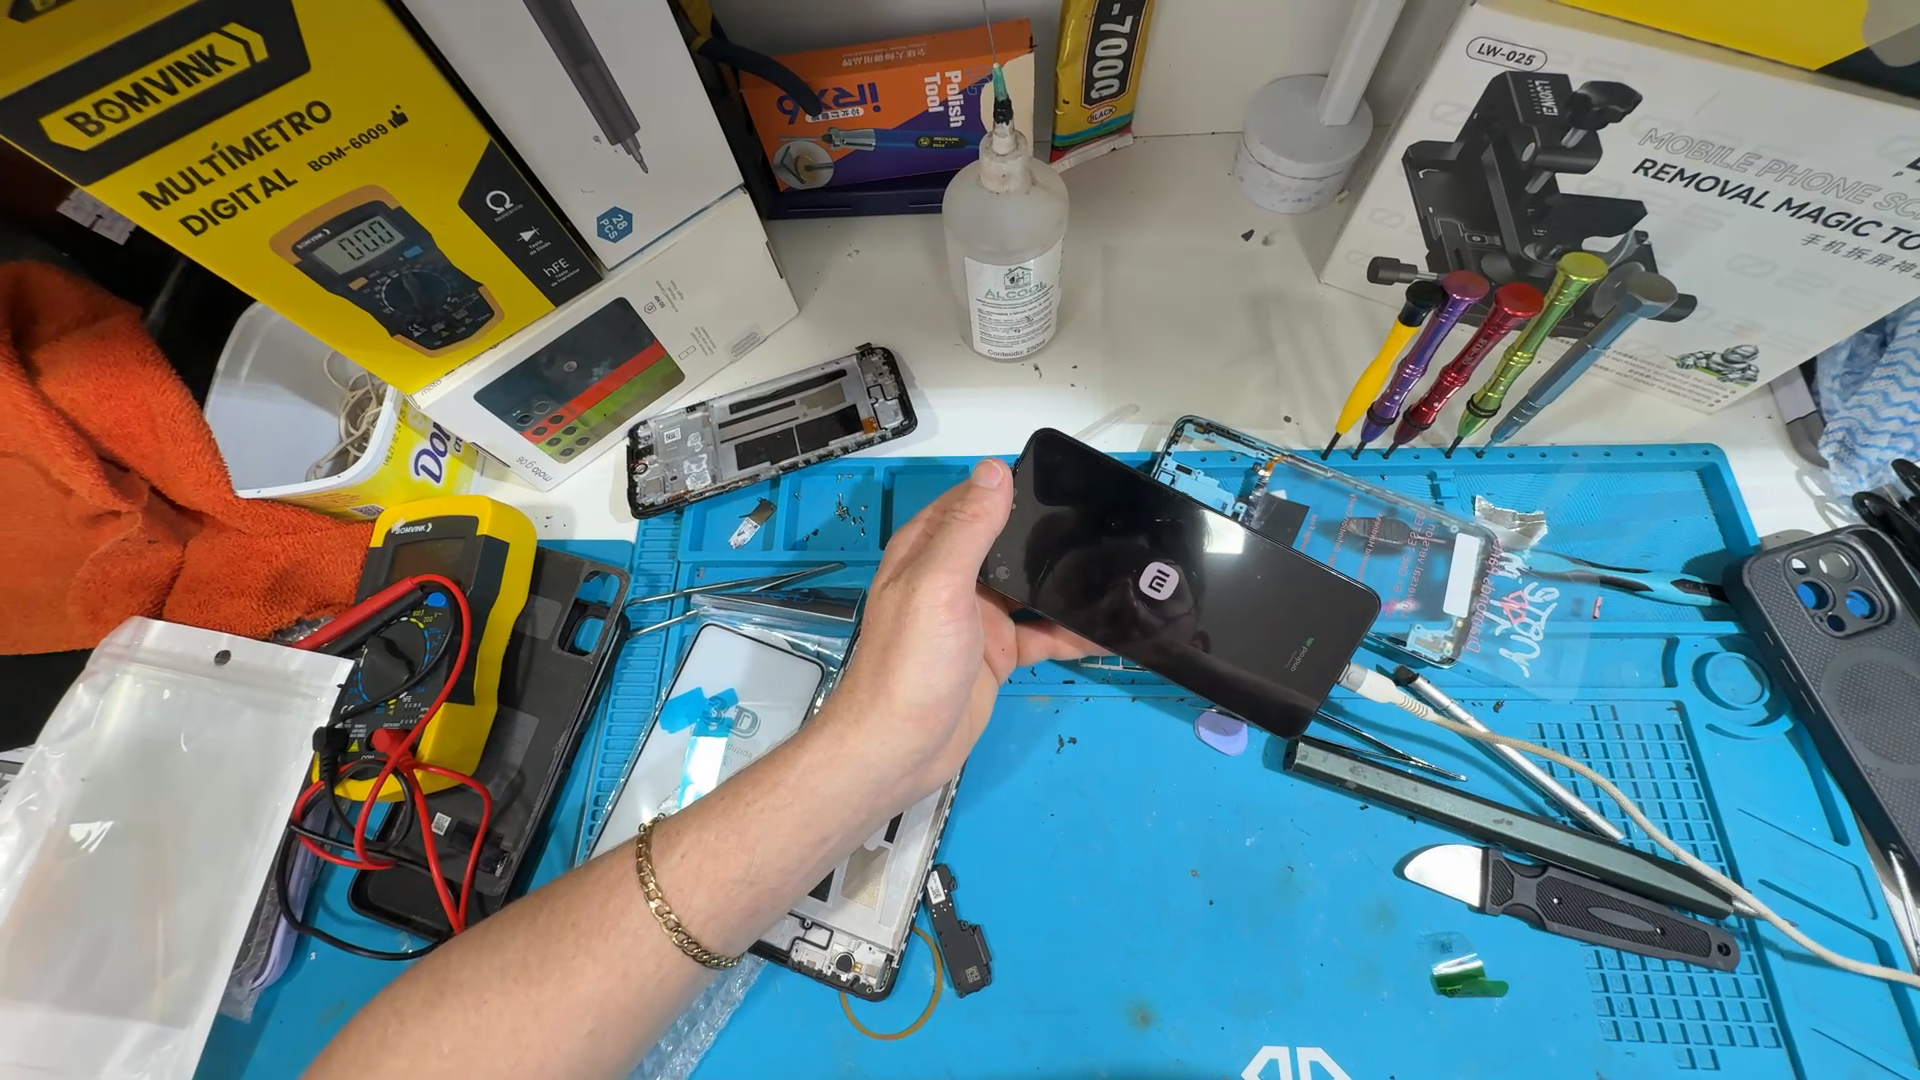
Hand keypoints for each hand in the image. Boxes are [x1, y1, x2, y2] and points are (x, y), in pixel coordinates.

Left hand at [817, 458, 1100, 803]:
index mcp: (929, 551)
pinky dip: (1071, 632)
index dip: (1011, 489)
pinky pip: (1042, 635)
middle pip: (1007, 544)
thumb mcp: (938, 585)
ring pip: (1030, 589)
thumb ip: (968, 529)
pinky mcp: (997, 654)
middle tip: (1104, 525)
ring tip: (1116, 570)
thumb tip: (994, 469)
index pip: (973, 503)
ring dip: (1065, 583)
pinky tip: (1108, 629)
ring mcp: (977, 617)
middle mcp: (953, 578)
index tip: (1062, 480)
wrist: (901, 749)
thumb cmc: (910, 662)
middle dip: (1048, 535)